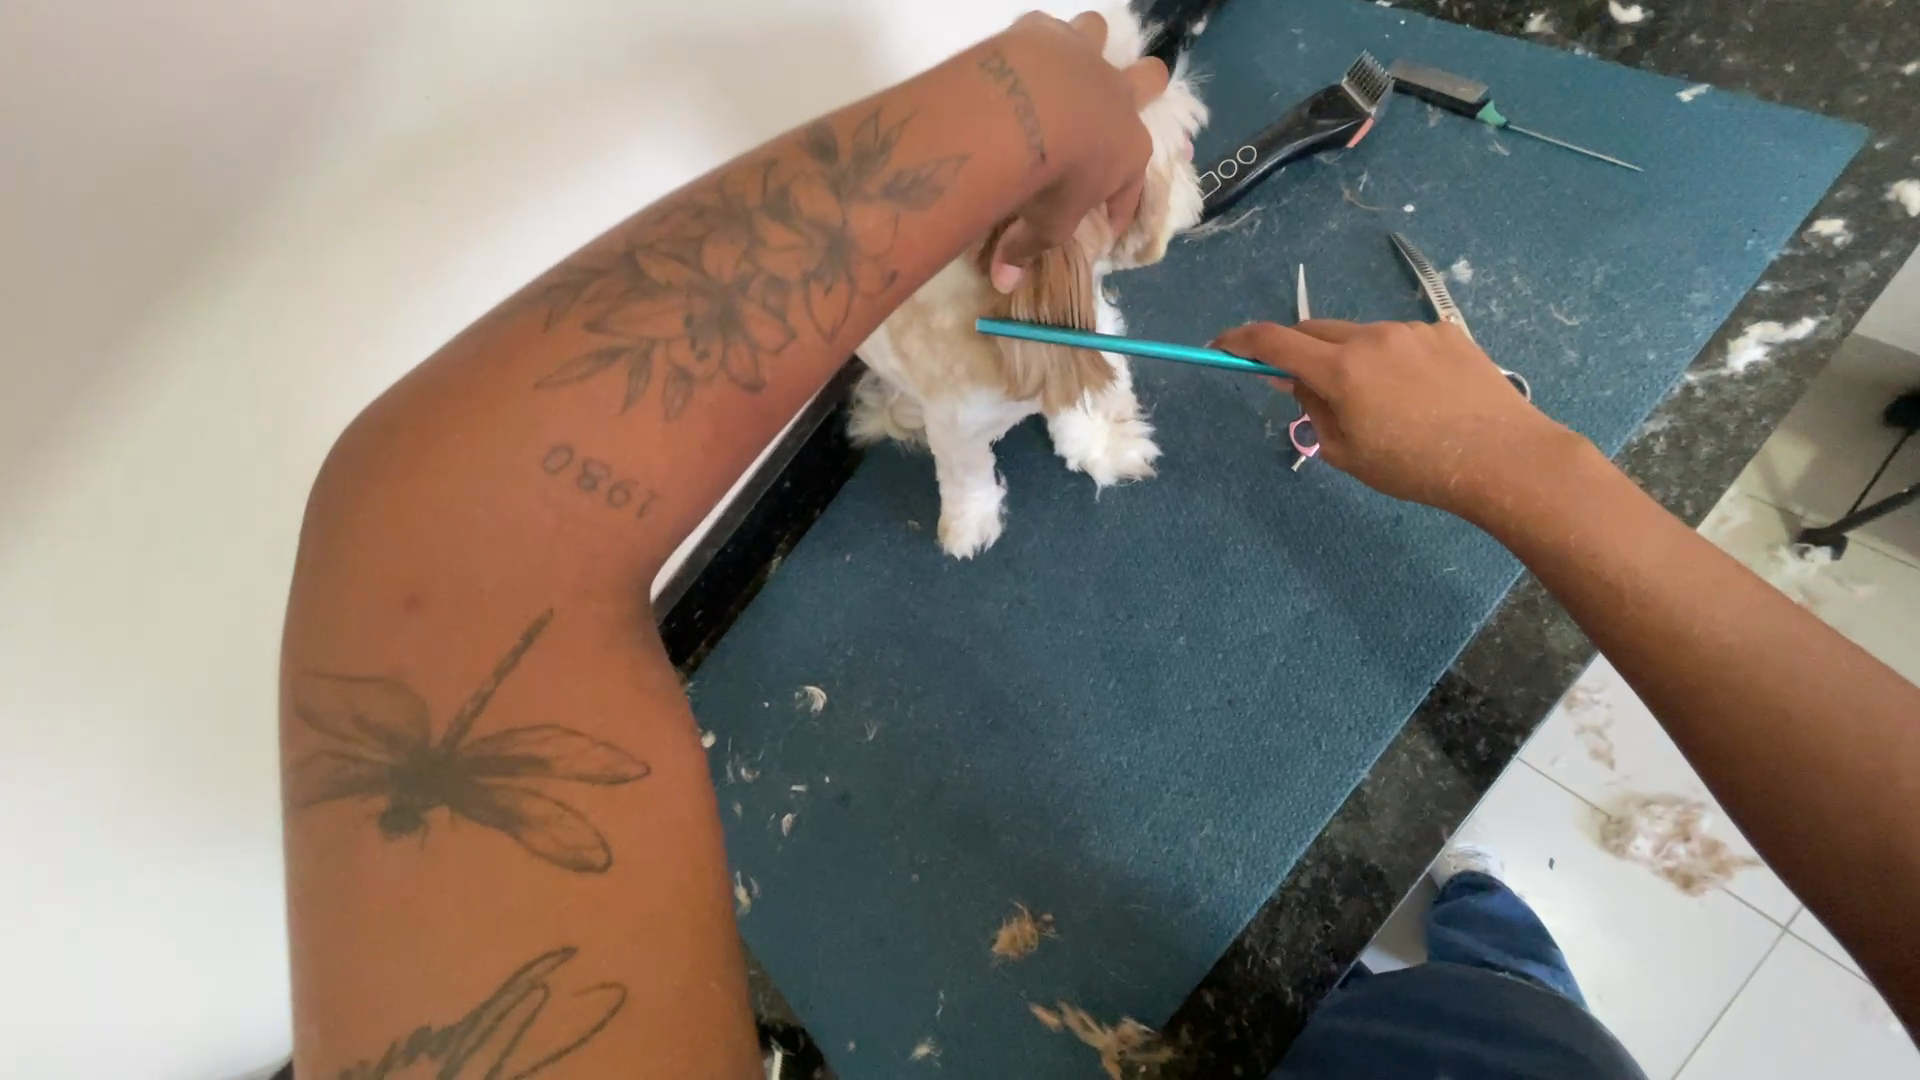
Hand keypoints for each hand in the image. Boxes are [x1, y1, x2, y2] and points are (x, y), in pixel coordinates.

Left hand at [984, 12, 1168, 291]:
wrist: (1026, 117)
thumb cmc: (1053, 183)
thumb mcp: (1044, 226)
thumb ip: (1027, 249)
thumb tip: (1005, 283)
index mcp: (1128, 151)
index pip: (1131, 186)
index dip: (1119, 210)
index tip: (1105, 227)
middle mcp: (1116, 97)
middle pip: (1149, 78)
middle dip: (1141, 90)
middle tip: (1116, 109)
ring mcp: (1083, 58)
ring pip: (1102, 34)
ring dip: (1090, 49)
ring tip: (1068, 70)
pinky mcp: (1044, 32)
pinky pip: (1046, 28)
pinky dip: (1035, 45)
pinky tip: (1018, 61)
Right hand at [1214, 319, 1587, 518]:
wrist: (1503, 458)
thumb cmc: (1412, 467)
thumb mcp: (1344, 449)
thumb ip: (1311, 407)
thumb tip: (1291, 380)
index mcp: (1341, 369)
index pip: (1273, 341)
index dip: (1240, 340)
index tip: (1221, 345)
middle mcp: (1372, 337)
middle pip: (1312, 329)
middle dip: (1293, 349)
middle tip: (1294, 381)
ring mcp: (1411, 331)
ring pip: (1355, 334)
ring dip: (1341, 355)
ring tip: (1366, 398)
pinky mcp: (1444, 333)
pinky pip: (1394, 339)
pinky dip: (1382, 358)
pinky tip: (1408, 392)